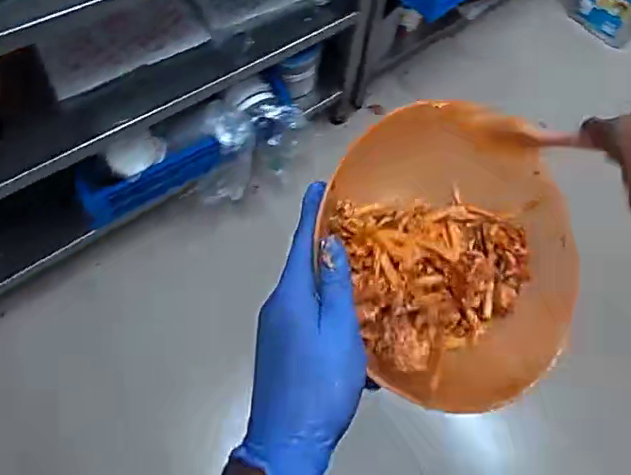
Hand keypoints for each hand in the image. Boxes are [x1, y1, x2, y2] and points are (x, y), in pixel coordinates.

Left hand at [231, 182, 366, 474]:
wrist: (286, 444)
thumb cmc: (319, 384)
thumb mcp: (339, 332)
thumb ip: (334, 286)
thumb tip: (329, 242)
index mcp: (291, 293)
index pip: (301, 240)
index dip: (311, 212)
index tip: (318, 186)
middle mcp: (277, 304)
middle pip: (302, 264)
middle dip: (323, 246)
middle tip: (351, 231)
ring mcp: (274, 327)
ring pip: (305, 292)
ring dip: (327, 283)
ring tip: (356, 281)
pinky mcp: (277, 348)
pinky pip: (303, 315)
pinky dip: (324, 312)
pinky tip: (346, 331)